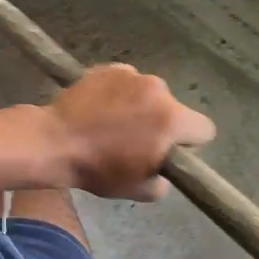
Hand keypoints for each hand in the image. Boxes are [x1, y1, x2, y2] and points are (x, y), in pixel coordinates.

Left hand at [46, 64, 215, 200]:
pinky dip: (118, 92)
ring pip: (148, 93)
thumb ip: (164, 181)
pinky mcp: (107, 68)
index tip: (168, 152)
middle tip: (134, 140)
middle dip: (161, 123)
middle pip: (173, 108)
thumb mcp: (139, 190)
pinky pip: (124, 81)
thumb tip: (163, 172)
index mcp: (172, 119)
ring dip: (140, 106)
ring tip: (112, 123)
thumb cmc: (98, 169)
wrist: (53, 141)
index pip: (204, 129)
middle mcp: (158, 89)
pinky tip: (99, 108)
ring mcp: (131, 75)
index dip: (190, 144)